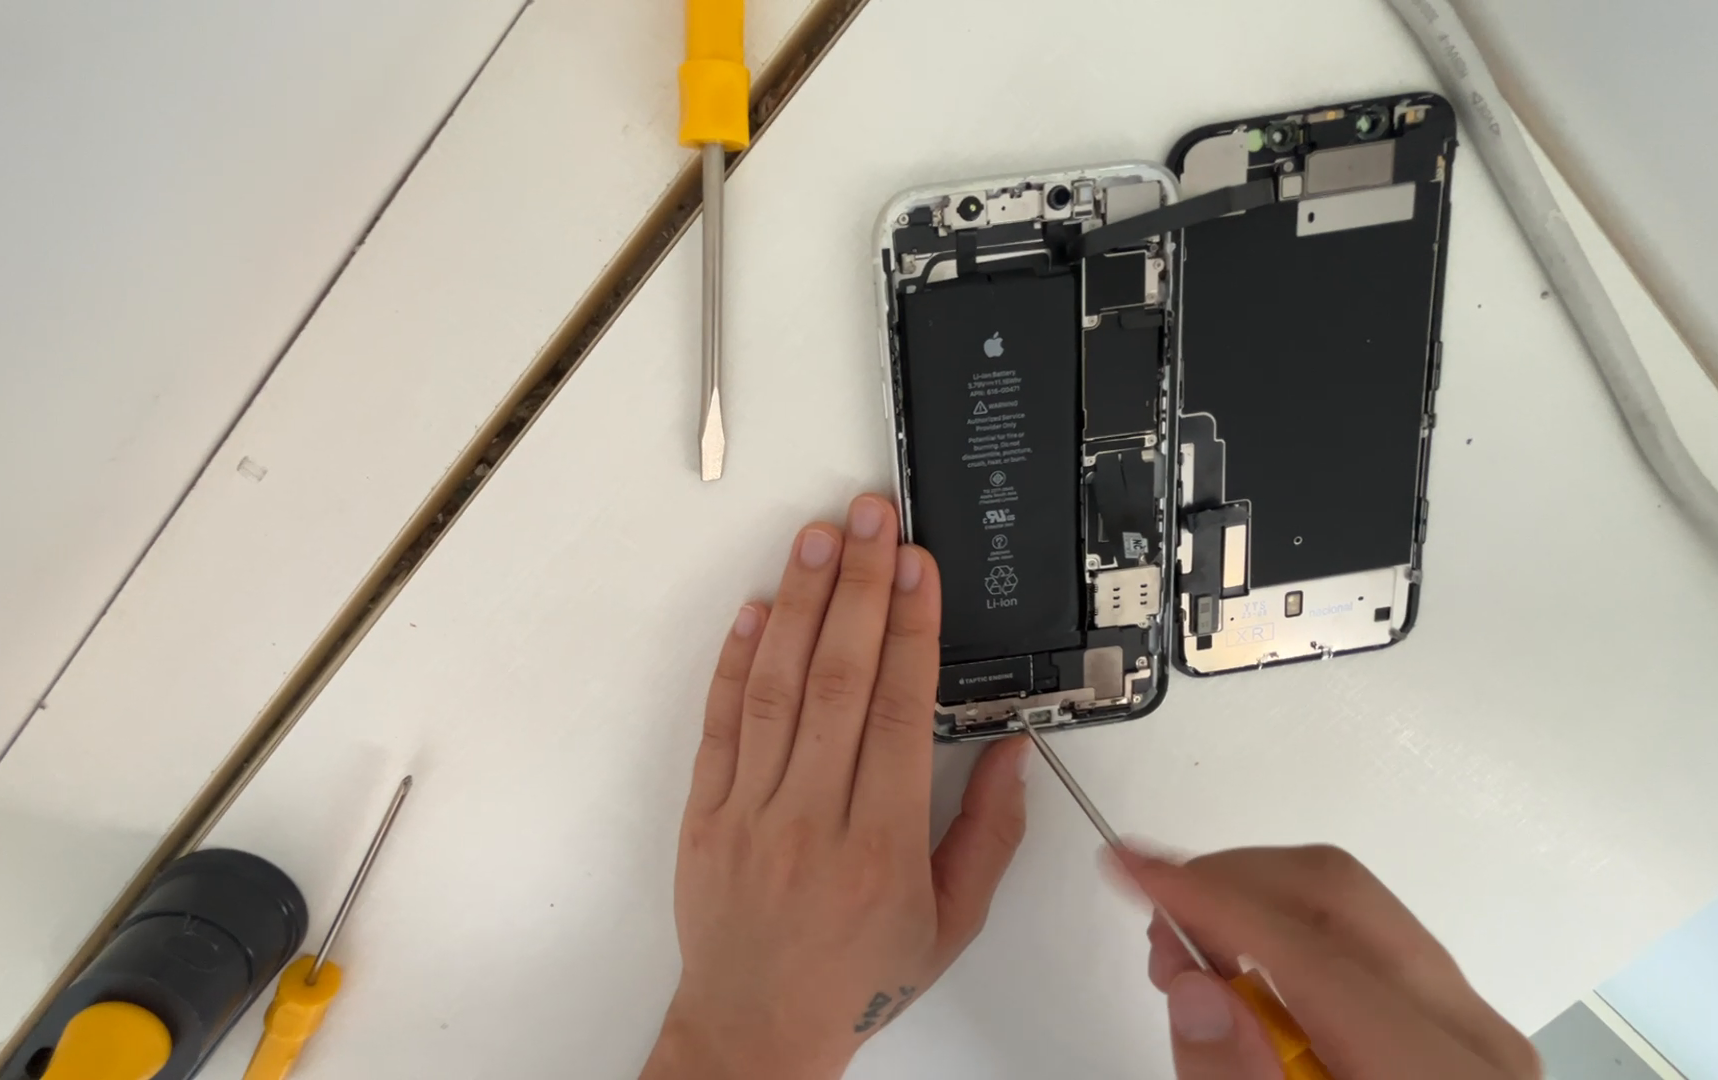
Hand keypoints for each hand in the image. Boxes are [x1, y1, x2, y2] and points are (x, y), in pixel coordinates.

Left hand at [641, 495, 1031, 1079]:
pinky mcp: (704, 806)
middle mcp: (812, 814)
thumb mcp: (949, 925)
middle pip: (837, 678)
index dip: (911, 628)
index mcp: (881, 844)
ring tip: (816, 540)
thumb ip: (989, 835)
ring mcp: (749, 806)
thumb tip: (1013, 754)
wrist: (755, 1027)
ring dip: (798, 602)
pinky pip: (719, 721)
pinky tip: (755, 609)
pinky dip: (735, 659)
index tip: (919, 568)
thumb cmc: (855, 979)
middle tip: (869, 521)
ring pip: (776, 685)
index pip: (899, 711)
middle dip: (859, 586)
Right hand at [1115, 846, 1540, 1079]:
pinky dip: (1267, 919)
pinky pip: (1341, 922)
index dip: (1208, 899)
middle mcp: (1476, 1037)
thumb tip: (1195, 986)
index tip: (1121, 864)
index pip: (1310, 955)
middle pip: (1332, 891)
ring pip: (1334, 895)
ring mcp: (1466, 1018)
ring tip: (1188, 960)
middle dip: (1223, 885)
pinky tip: (1232, 969)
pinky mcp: (1442, 1011)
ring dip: (1240, 899)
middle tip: (1158, 933)